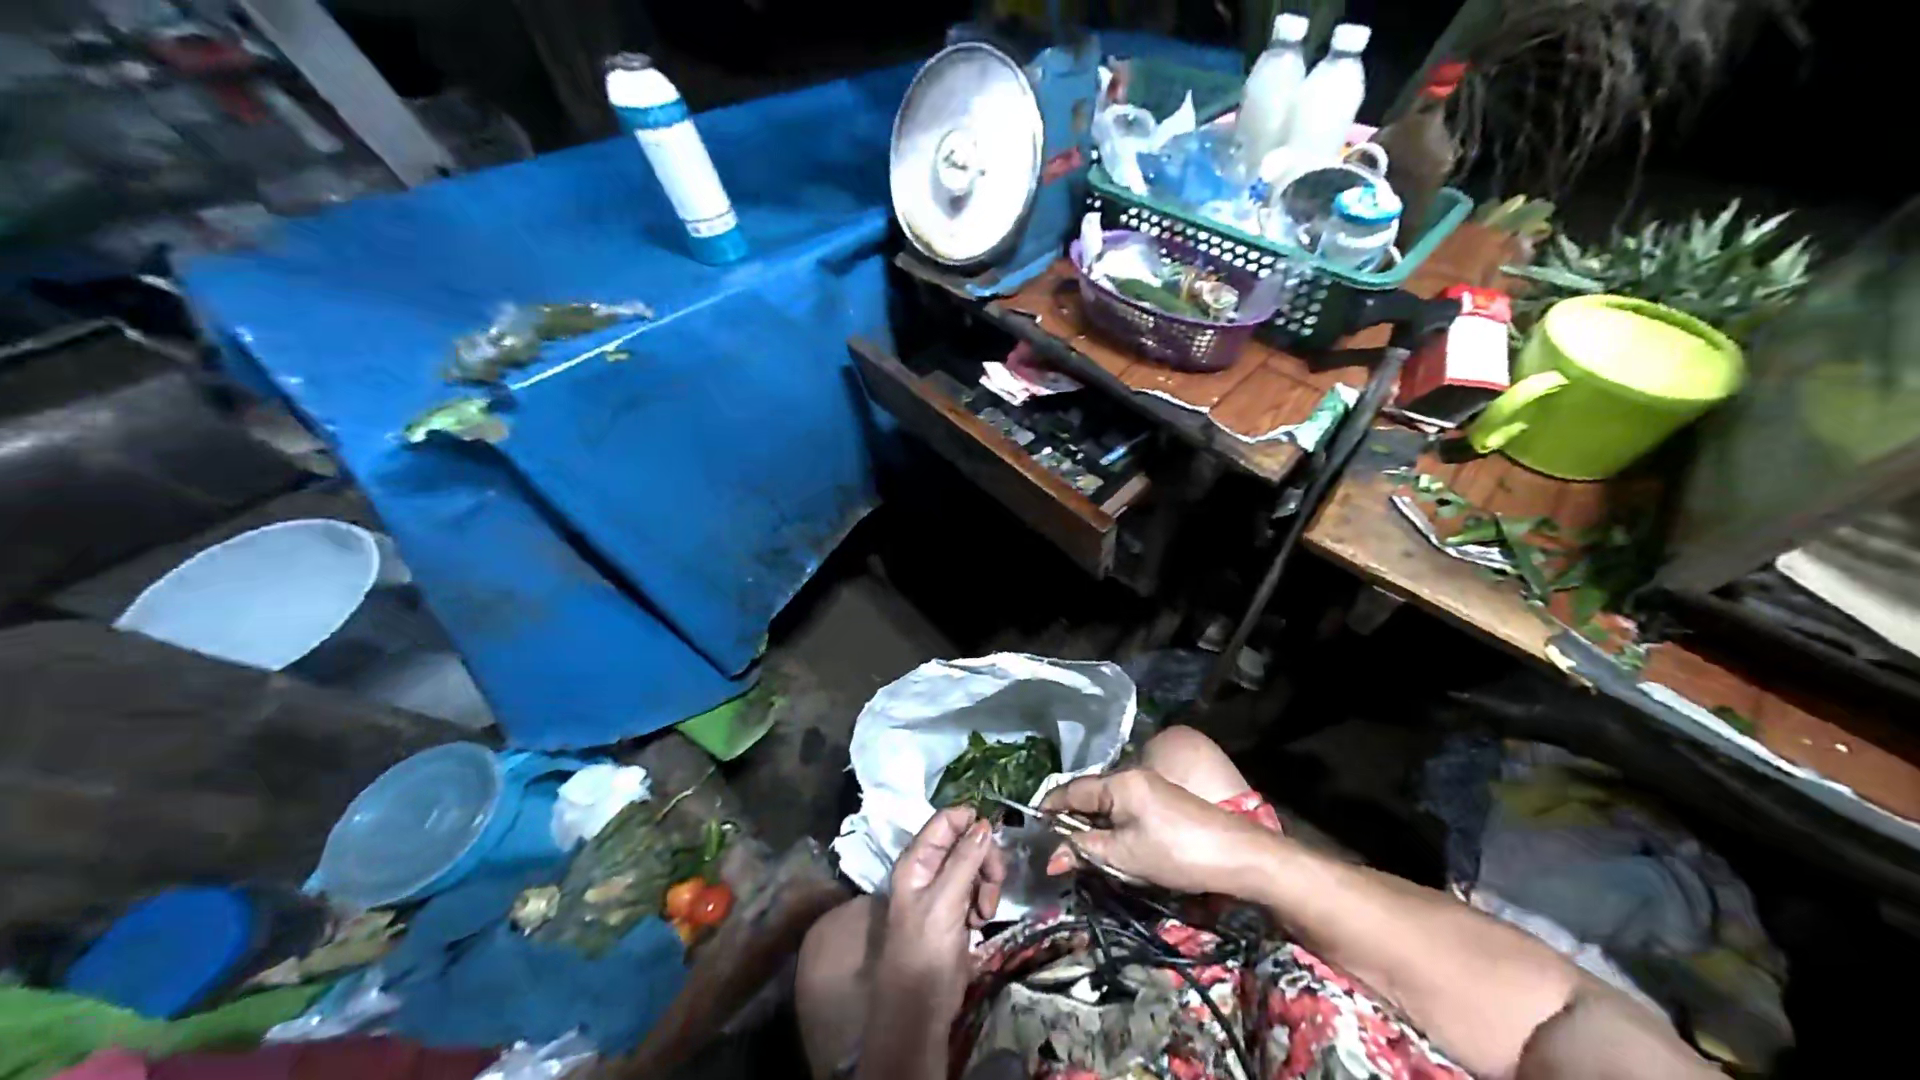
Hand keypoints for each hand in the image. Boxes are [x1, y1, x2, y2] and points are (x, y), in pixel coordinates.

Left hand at [875, 806, 1005, 1021]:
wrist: (921, 1009)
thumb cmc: (925, 951)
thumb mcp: (945, 901)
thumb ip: (965, 860)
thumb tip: (985, 823)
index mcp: (917, 860)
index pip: (945, 821)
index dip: (971, 823)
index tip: (995, 837)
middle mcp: (928, 869)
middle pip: (966, 841)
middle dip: (985, 860)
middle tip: (994, 883)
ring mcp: (942, 889)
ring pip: (976, 865)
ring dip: (987, 884)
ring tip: (983, 912)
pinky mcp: (955, 909)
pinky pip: (978, 889)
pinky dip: (984, 901)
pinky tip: (980, 922)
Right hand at [1040, 769, 1281, 895]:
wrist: (1237, 855)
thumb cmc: (1175, 853)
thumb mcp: (1124, 856)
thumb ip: (1084, 851)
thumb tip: (1051, 858)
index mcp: (1117, 781)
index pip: (1070, 790)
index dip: (1049, 809)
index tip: (1033, 830)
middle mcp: (1131, 775)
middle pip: (1088, 794)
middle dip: (1069, 821)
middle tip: (1055, 849)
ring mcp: (1149, 785)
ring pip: (1106, 803)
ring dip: (1091, 825)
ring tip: (1079, 852)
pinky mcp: (1162, 799)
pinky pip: (1123, 807)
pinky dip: (1111, 825)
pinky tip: (1110, 846)